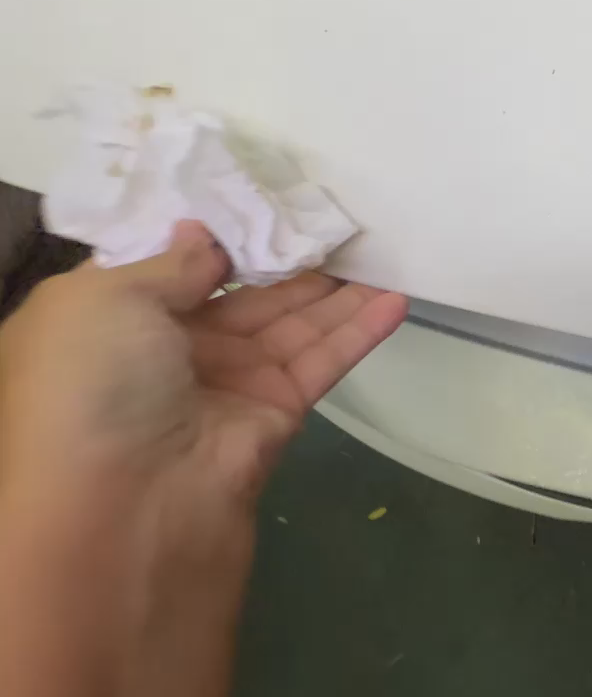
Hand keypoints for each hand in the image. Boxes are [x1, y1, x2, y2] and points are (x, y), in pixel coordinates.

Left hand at [0, 220, 405, 616]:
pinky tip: (395, 301)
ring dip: (340, 293)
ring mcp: (234, 377)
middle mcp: (174, 345)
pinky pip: (326, 358)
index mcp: (115, 318)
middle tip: (342, 228)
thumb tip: (205, 233)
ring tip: (385, 256)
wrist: (130, 491)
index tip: (268, 206)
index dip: (224, 238)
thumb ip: (168, 264)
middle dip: (293, 262)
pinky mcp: (285, 404)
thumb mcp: (103, 301)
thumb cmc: (91, 383)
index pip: (178, 270)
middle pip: (248, 293)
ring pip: (296, 323)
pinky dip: (361, 330)